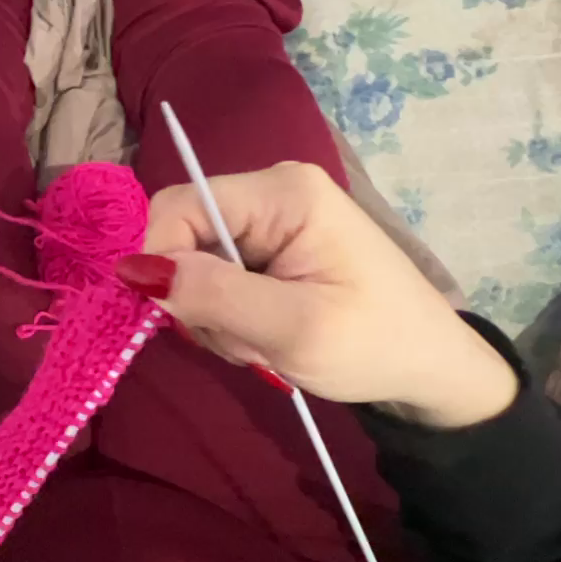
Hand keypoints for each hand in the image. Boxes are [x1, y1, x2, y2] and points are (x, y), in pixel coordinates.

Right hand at [124, 162, 516, 428]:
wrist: (429, 370)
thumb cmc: (375, 345)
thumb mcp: (293, 328)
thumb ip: (213, 295)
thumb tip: (131, 269)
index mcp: (283, 192)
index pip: (178, 206)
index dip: (161, 261)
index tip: (182, 318)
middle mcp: (270, 191)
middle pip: (183, 235)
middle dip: (195, 297)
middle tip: (242, 341)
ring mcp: (269, 220)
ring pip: (193, 262)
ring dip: (211, 315)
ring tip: (260, 343)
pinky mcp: (269, 248)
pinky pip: (215, 276)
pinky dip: (224, 316)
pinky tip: (260, 336)